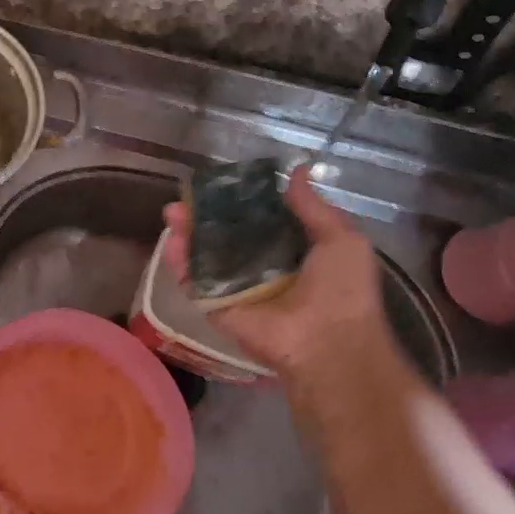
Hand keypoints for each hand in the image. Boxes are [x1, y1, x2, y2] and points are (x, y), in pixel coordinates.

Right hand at [162, 165, 396, 378]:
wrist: (326, 342)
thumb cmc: (342, 290)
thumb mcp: (342, 240)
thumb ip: (314, 207)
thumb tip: (300, 170)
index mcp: (291, 253)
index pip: (260, 221)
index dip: (241, 202)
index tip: (224, 184)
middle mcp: (259, 268)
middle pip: (225, 236)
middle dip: (206, 215)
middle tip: (190, 196)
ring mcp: (233, 287)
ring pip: (203, 254)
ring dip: (187, 232)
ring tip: (173, 211)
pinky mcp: (213, 304)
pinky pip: (192, 280)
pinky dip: (179, 261)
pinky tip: (172, 240)